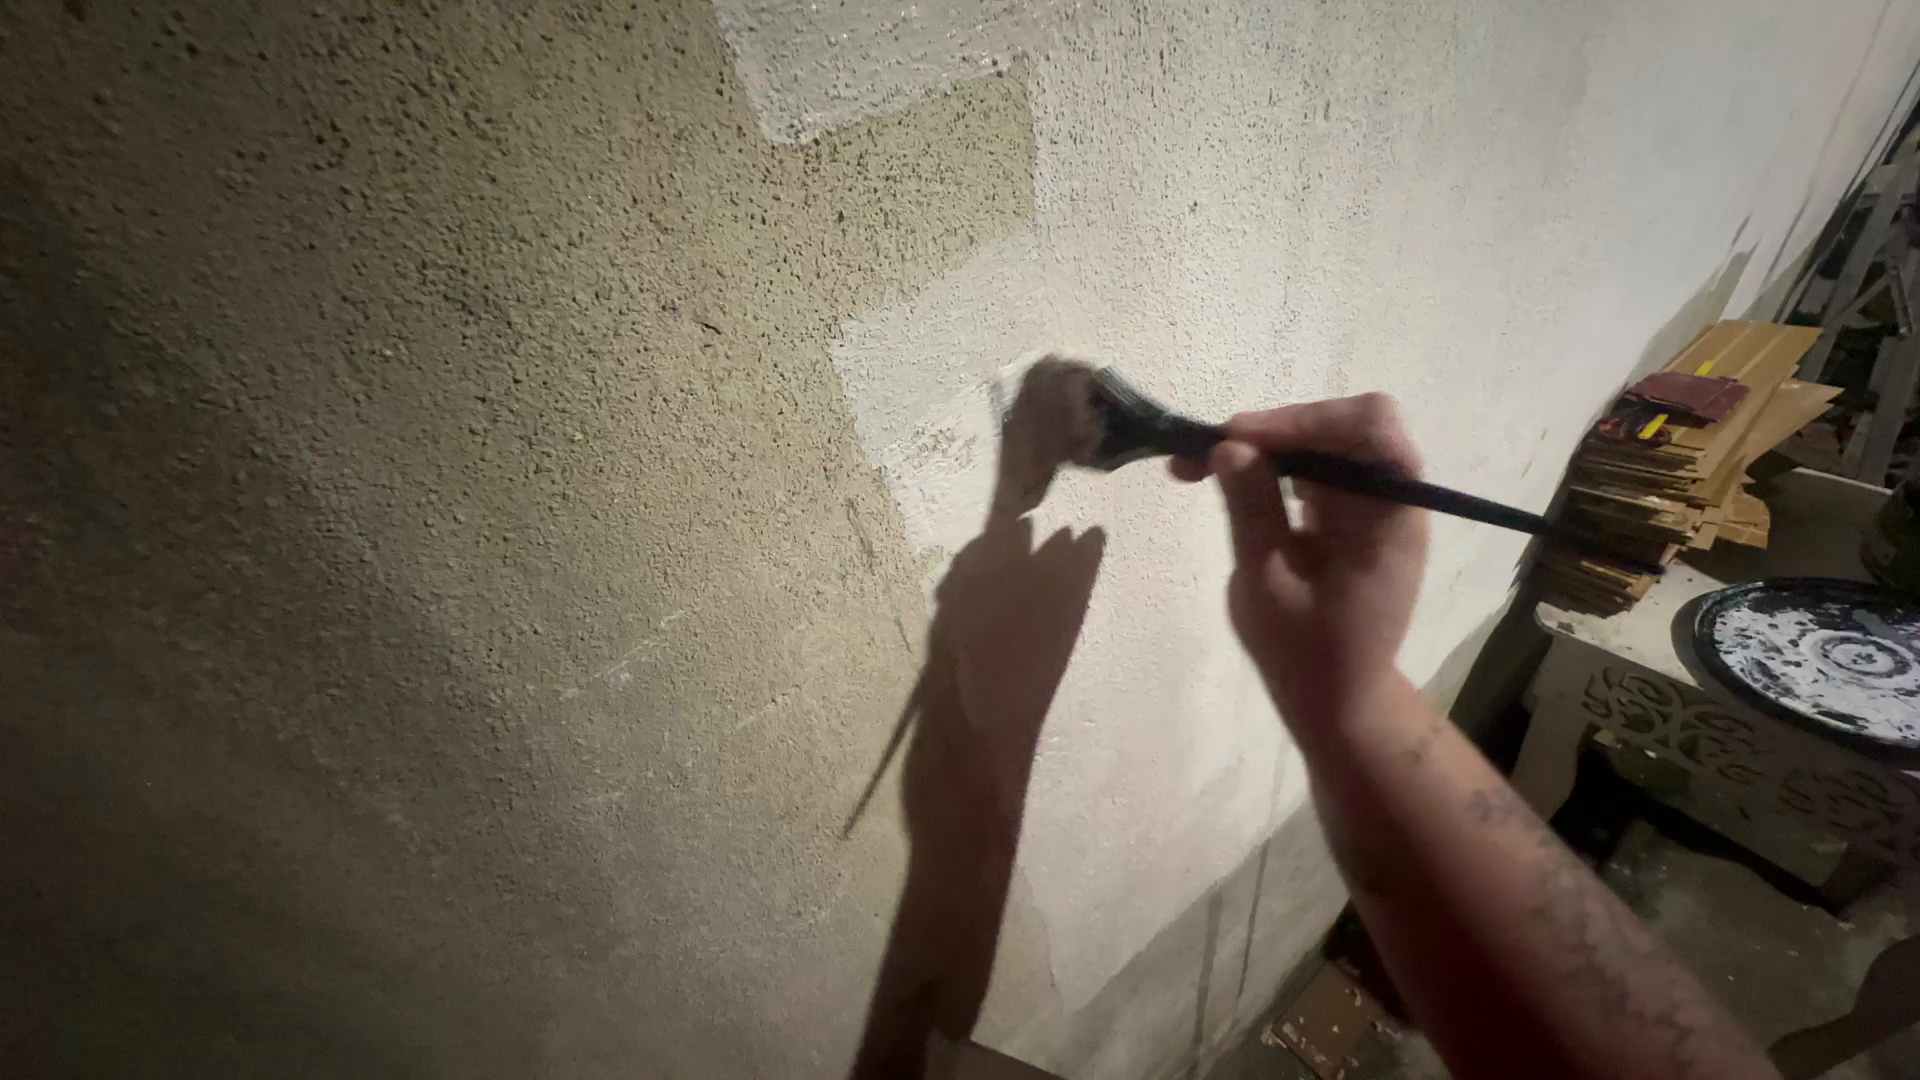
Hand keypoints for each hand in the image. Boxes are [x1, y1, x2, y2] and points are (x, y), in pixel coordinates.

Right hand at [1173, 393, 1428, 729]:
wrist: (1336, 697)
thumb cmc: (1305, 652)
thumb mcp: (1267, 583)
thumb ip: (1251, 510)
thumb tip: (1228, 445)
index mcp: (1388, 514)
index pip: (1369, 428)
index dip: (1302, 419)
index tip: (1235, 437)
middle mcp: (1387, 499)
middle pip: (1340, 427)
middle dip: (1271, 429)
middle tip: (1204, 451)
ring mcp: (1366, 506)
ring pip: (1318, 444)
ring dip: (1260, 446)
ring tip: (1196, 465)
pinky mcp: (1343, 516)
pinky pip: (1307, 471)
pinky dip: (1265, 468)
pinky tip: (1226, 480)